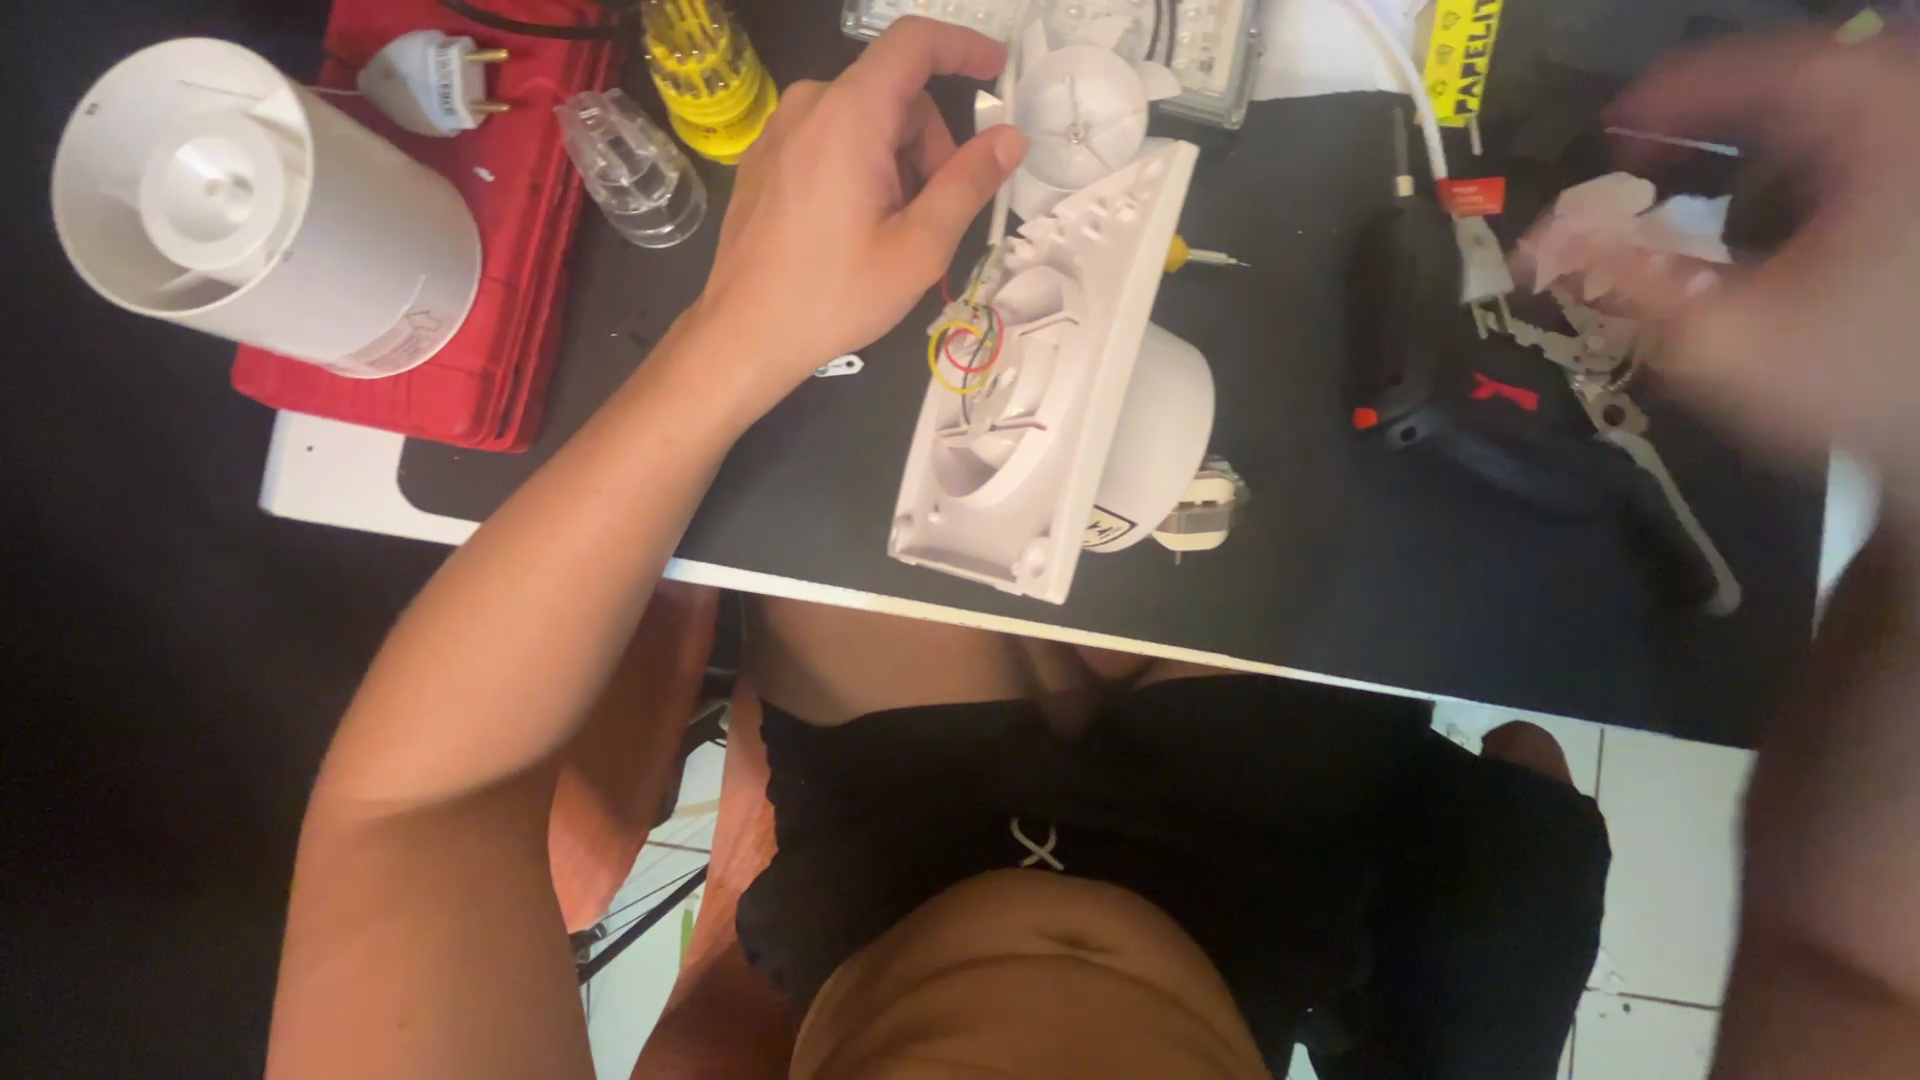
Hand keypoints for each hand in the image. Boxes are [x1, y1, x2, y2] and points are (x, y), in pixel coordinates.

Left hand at [683, 16, 1026, 420]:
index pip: (914, 44)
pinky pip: (828, 141)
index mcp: (849, 116)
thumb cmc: (834, 296)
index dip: (963, 48)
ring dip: (896, 162)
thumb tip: (1009, 139)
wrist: (745, 334)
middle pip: (893, 95)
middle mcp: (808, 106)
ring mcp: (779, 131)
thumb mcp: (918, 249)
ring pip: (862, 120)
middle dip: (930, 145)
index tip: (997, 71)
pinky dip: (860, 168)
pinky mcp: (764, 160)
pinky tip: (854, 229)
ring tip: (892, 231)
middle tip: (935, 214)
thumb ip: (968, 185)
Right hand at [1598, 33, 1919, 504]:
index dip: (1678, 92)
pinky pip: (1860, 156)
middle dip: (1710, 114)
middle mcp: (1918, 140)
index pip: (1776, 72)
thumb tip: (1537, 243)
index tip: (1604, 128)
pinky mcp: (1918, 213)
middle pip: (1810, 86)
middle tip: (1634, 153)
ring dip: (1749, 140)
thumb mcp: (1715, 337)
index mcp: (1884, 145)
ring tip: (1679, 174)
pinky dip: (1790, 170)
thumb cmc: (1851, 385)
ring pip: (1840, 119)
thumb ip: (1621, 280)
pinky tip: (1751, 209)